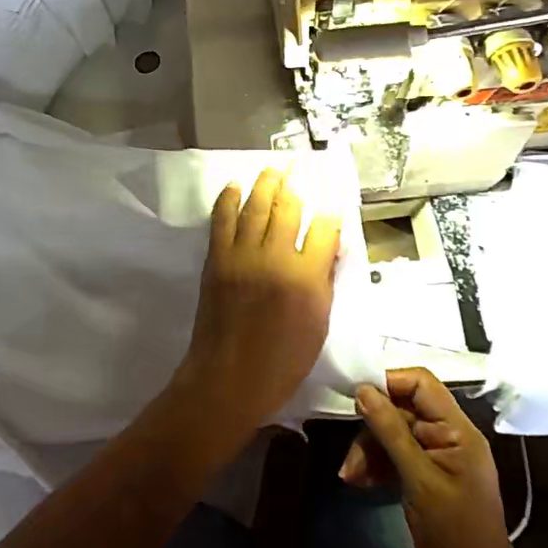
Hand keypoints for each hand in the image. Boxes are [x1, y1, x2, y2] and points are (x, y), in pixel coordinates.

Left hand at [171, 168, 341, 437]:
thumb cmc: (282, 361)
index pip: (325, 231)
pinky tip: (234, 186)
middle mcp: (276, 257)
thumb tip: (330, 248)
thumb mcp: (318, 324)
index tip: (329, 213)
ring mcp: (242, 255)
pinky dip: (228, 199)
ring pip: (255, 206)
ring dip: (264, 185)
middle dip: (294, 190)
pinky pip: (222, 219)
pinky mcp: (217, 258)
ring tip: (271, 171)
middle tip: (295, 175)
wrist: (229, 376)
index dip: (329, 219)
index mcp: (307, 278)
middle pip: (288, 209)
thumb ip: (324, 281)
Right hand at [341, 369, 519, 547]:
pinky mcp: (422, 472)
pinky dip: (374, 464)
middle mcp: (447, 435)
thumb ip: (391, 432)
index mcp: (457, 430)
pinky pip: (392, 453)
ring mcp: (434, 454)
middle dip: (372, 427)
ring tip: (351, 475)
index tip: (357, 396)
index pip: (421, 384)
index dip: (389, 382)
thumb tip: (362, 389)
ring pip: (391, 432)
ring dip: (368, 450)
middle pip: (400, 409)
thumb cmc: (455, 532)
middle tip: (351, 451)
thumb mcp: (419, 479)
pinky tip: (359, 481)